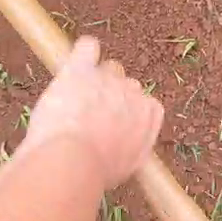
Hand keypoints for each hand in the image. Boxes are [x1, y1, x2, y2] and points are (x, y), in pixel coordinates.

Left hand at [22, 38, 162, 189]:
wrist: (72, 163)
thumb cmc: (96, 172)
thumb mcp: (126, 167)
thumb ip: (131, 147)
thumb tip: (124, 150)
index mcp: (149, 115)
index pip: (144, 103)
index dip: (126, 112)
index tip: (111, 124)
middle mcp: (134, 93)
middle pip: (125, 84)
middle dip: (109, 96)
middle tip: (86, 117)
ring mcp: (108, 79)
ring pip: (105, 68)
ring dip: (92, 79)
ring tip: (72, 102)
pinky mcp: (82, 70)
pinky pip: (88, 47)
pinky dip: (82, 51)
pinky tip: (76, 60)